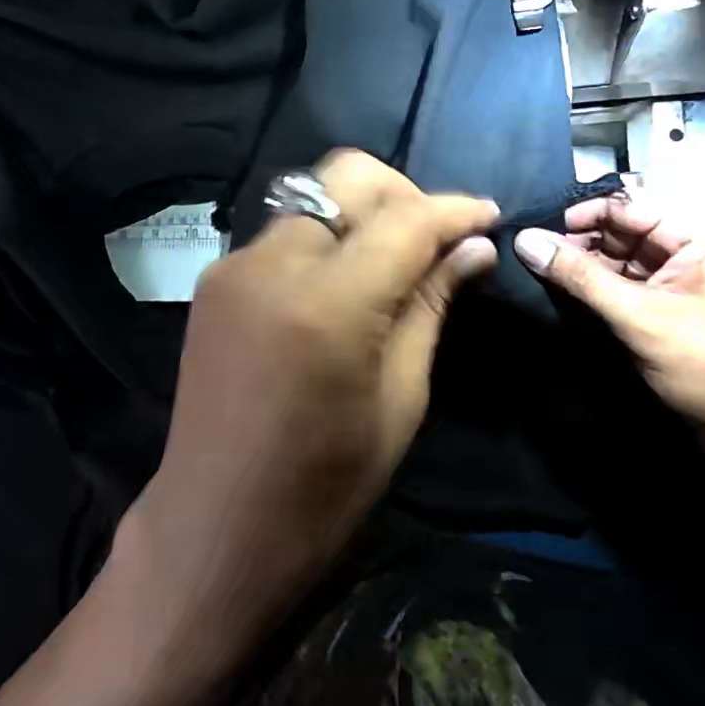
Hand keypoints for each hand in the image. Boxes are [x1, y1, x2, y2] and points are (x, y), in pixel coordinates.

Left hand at [135, 150, 498, 602]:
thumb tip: (475, 248)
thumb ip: (432, 305)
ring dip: (364, 215)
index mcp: (327, 306)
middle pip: (348, 177)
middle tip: (436, 238)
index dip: (455, 210)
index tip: (488, 215)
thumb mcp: (402, 397)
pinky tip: (344, 285)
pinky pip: (287, 234)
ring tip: (393, 263)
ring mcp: (234, 268)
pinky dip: (328, 241)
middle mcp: (272, 265)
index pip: (405, 221)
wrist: (216, 528)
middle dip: (403, 193)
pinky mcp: (216, 280)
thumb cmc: (326, 485)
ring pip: (316, 199)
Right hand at [512, 194, 704, 479]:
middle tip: (525, 260)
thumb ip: (581, 277)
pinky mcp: (678, 304)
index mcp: (702, 224)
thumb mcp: (645, 319)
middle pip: (623, 229)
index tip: (527, 234)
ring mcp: (687, 273)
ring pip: (623, 259)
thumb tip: (525, 240)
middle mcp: (696, 239)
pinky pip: (632, 286)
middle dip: (578, 244)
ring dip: (586, 270)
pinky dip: (602, 293)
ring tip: (535, 277)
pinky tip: (564, 297)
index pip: (625, 202)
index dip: (576, 216)